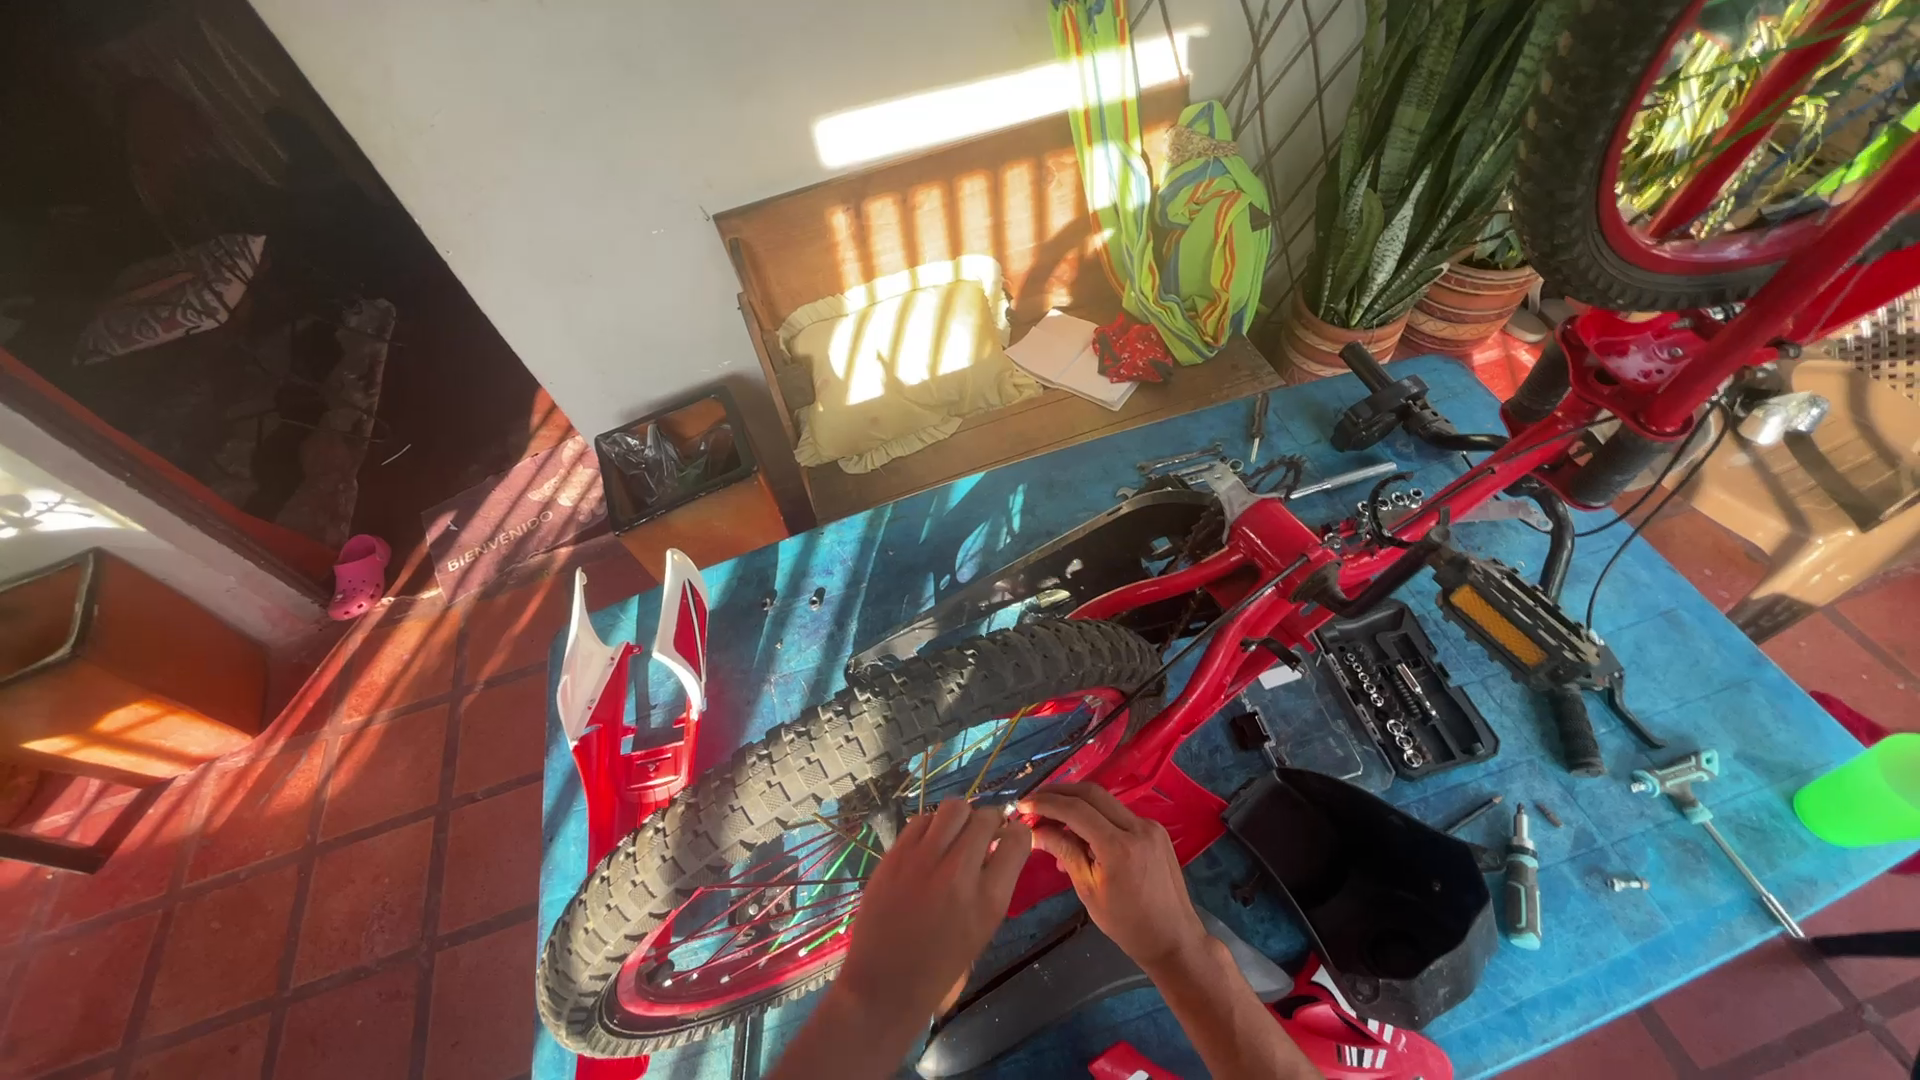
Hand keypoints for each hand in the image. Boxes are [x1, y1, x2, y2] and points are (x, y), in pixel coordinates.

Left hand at [837, 799, 1031, 1022]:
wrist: (884, 986)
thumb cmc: (939, 969)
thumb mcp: (982, 930)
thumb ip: (992, 886)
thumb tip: (993, 849)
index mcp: (988, 900)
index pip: (1018, 840)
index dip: (1017, 834)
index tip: (1009, 838)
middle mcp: (959, 872)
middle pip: (985, 817)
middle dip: (989, 821)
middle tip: (982, 834)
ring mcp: (923, 860)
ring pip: (954, 808)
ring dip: (961, 817)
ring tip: (955, 834)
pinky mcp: (895, 855)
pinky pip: (922, 820)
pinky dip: (931, 826)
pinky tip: (929, 843)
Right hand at [1018, 783, 1208, 971]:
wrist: (1174, 940)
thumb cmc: (1127, 924)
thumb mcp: (1089, 891)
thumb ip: (1064, 852)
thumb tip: (1036, 831)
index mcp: (1119, 847)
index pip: (1075, 810)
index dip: (1046, 803)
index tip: (1024, 806)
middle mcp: (1138, 827)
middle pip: (1091, 793)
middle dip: (1059, 792)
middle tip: (1035, 802)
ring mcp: (1150, 826)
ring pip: (1105, 801)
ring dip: (1076, 803)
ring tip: (1052, 818)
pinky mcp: (1156, 830)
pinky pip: (1119, 814)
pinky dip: (1096, 816)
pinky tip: (1080, 833)